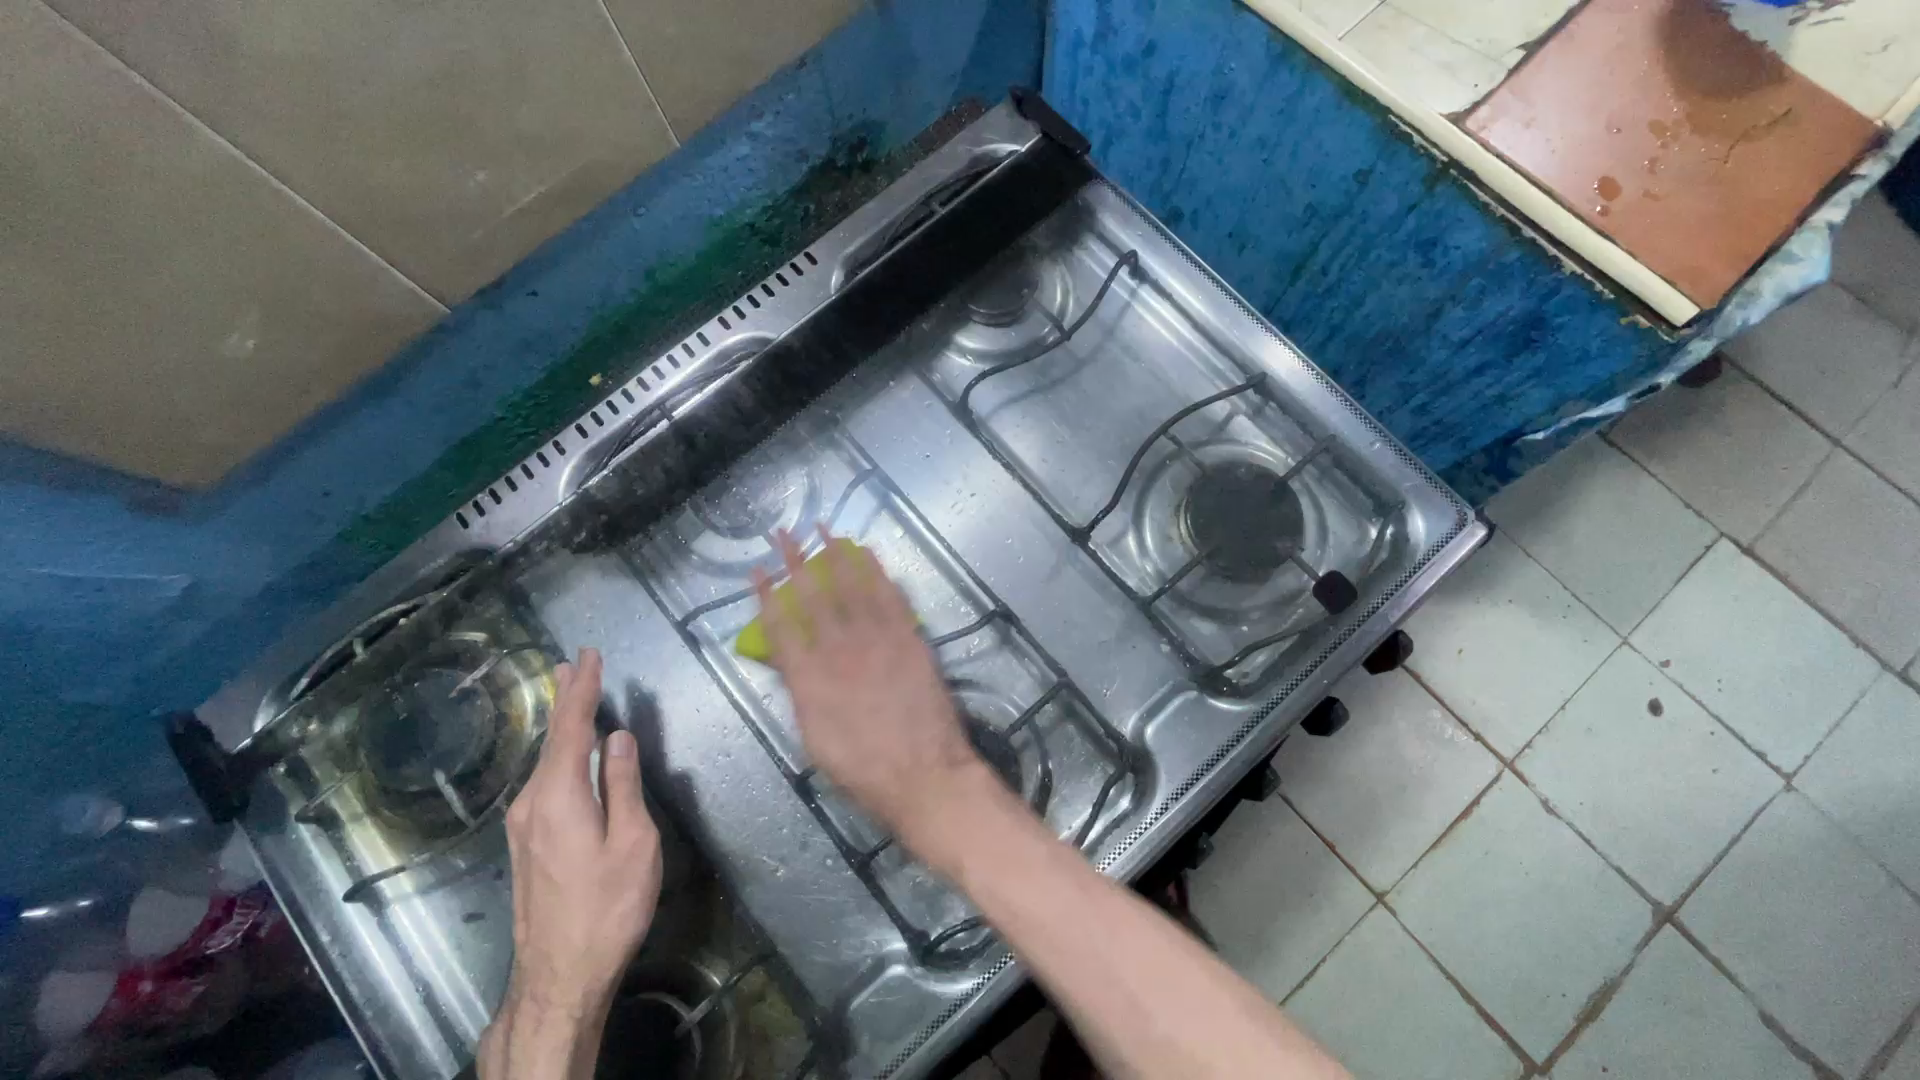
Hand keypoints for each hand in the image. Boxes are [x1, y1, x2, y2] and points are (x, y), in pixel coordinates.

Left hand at [479, 648, 661, 1079]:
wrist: (560, 973)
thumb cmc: (608, 906)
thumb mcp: (633, 843)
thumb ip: (624, 785)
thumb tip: (618, 737)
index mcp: (559, 796)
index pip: (572, 728)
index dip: (582, 689)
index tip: (587, 655)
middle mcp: (531, 802)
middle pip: (551, 740)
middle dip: (564, 699)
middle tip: (570, 663)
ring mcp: (523, 825)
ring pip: (544, 761)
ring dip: (560, 725)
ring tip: (569, 695)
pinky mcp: (527, 843)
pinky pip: (543, 781)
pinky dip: (557, 753)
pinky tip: (565, 752)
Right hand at [753, 529, 996, 858]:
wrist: (923, 773)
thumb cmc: (863, 769)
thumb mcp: (814, 741)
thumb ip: (802, 696)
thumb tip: (791, 664)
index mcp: (809, 678)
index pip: (779, 627)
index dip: (766, 596)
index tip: (758, 570)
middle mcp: (839, 649)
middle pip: (812, 595)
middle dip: (795, 561)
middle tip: (785, 533)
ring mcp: (878, 639)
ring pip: (853, 586)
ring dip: (836, 555)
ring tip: (824, 529)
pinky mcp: (910, 638)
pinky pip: (891, 596)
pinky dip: (878, 573)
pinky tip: (869, 557)